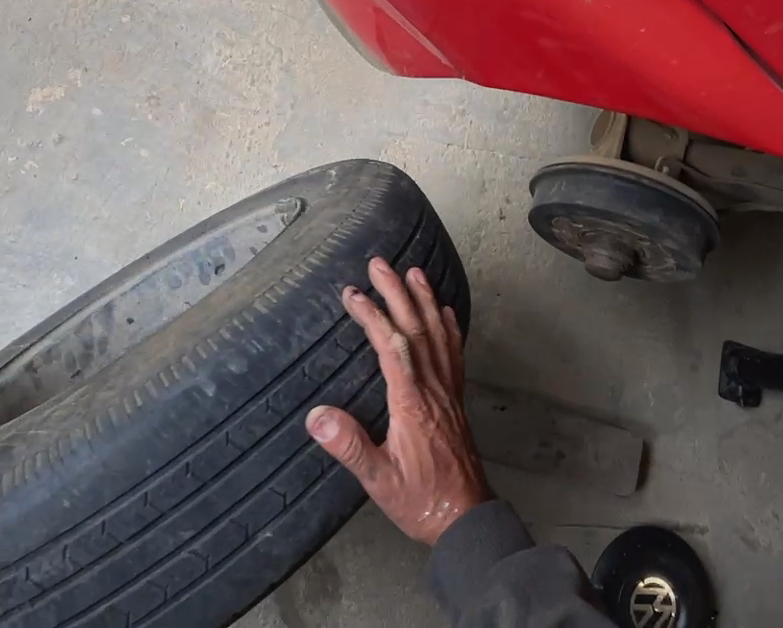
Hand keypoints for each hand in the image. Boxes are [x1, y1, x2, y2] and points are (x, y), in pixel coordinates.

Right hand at [306, 256, 489, 544]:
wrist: (466, 519)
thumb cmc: (421, 500)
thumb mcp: (379, 481)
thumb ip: (350, 447)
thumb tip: (316, 416)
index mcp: (411, 402)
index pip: (391, 346)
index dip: (372, 315)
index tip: (352, 294)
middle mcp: (432, 388)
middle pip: (416, 329)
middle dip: (397, 293)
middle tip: (380, 264)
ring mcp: (448, 391)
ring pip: (438, 335)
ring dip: (424, 300)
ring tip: (414, 272)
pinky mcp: (456, 399)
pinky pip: (454, 354)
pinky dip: (450, 327)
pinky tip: (445, 312)